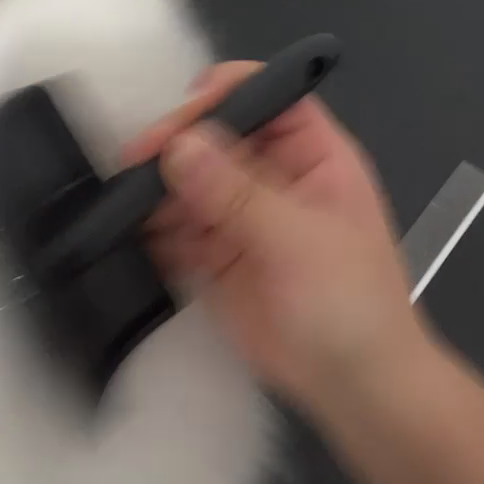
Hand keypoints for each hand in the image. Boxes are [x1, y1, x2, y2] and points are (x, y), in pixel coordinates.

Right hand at [122, 63, 428, 404]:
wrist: (356, 390)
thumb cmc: (351, 306)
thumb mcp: (300, 241)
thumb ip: (237, 193)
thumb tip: (180, 147)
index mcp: (312, 156)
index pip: (269, 98)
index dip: (230, 92)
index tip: (187, 107)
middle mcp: (272, 176)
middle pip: (215, 135)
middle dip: (177, 142)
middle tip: (138, 160)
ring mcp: (240, 215)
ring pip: (187, 180)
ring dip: (156, 186)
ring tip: (126, 201)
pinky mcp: (214, 254)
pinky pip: (173, 226)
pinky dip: (150, 227)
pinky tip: (132, 233)